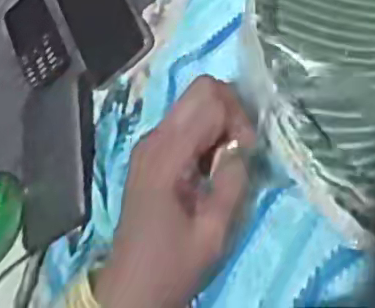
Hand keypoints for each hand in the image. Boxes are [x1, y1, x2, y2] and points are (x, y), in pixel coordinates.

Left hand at [95, 77, 256, 307]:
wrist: (129, 295)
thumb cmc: (172, 267)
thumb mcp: (213, 233)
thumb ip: (233, 181)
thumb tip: (242, 146)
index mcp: (166, 154)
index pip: (210, 99)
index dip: (238, 117)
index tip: (246, 151)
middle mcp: (154, 137)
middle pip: (202, 88)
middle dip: (230, 109)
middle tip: (240, 147)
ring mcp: (150, 142)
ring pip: (195, 99)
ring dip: (219, 119)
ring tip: (226, 158)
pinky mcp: (151, 151)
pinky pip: (186, 119)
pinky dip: (207, 129)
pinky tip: (210, 163)